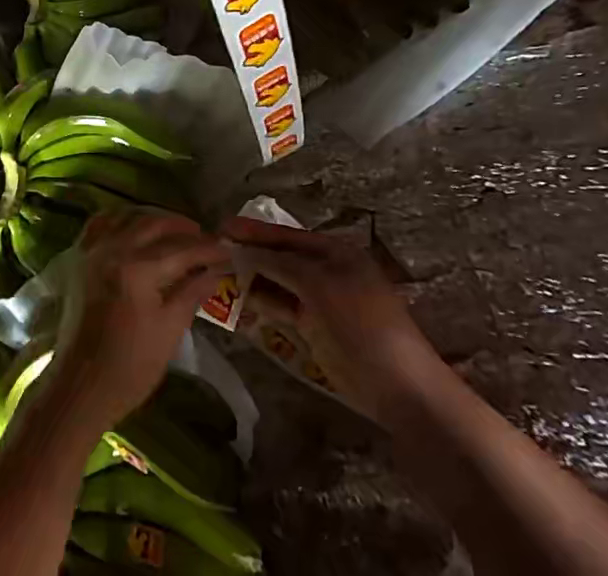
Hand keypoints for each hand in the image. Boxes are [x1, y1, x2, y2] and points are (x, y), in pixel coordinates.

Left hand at [48, 209, 229, 433]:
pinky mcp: (79, 260)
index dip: (209, 250)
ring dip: (156, 220)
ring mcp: (93, 252)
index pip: (183, 250)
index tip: (227, 252)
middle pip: (157, 225)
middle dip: (185, 229)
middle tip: (206, 241)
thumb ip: (193, 293)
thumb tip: (215, 271)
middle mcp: (114, 250)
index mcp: (138, 270)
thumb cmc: (130, 367)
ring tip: (177, 233)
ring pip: (130, 218)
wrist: (80, 389)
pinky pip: (102, 224)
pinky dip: (122, 220)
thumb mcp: (170, 330)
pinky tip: (135, 228)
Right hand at [224, 217, 444, 421]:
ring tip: (215, 271)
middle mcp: (325, 271)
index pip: (288, 235)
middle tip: (212, 249)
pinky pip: (281, 308)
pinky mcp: (313, 328)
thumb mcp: (320, 284)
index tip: (223, 226)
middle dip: (250, 252)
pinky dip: (261, 302)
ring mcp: (319, 301)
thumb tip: (245, 250)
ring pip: (278, 283)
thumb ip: (281, 264)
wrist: (395, 381)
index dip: (256, 231)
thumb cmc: (361, 321)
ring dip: (251, 277)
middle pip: (281, 257)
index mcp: (335, 252)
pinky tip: (236, 299)